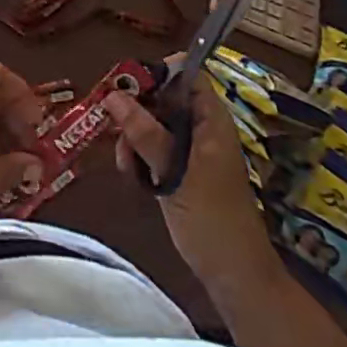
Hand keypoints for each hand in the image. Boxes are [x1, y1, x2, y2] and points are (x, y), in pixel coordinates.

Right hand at [103, 60, 274, 283]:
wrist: (233, 275)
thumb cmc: (212, 220)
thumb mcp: (175, 173)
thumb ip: (145, 132)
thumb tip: (113, 94)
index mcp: (211, 120)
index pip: (187, 74)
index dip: (158, 71)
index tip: (127, 83)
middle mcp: (201, 127)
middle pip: (163, 96)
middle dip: (136, 106)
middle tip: (112, 122)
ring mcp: (189, 149)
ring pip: (152, 121)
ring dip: (132, 134)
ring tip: (124, 159)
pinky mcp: (178, 168)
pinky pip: (151, 145)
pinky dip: (136, 153)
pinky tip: (130, 173)